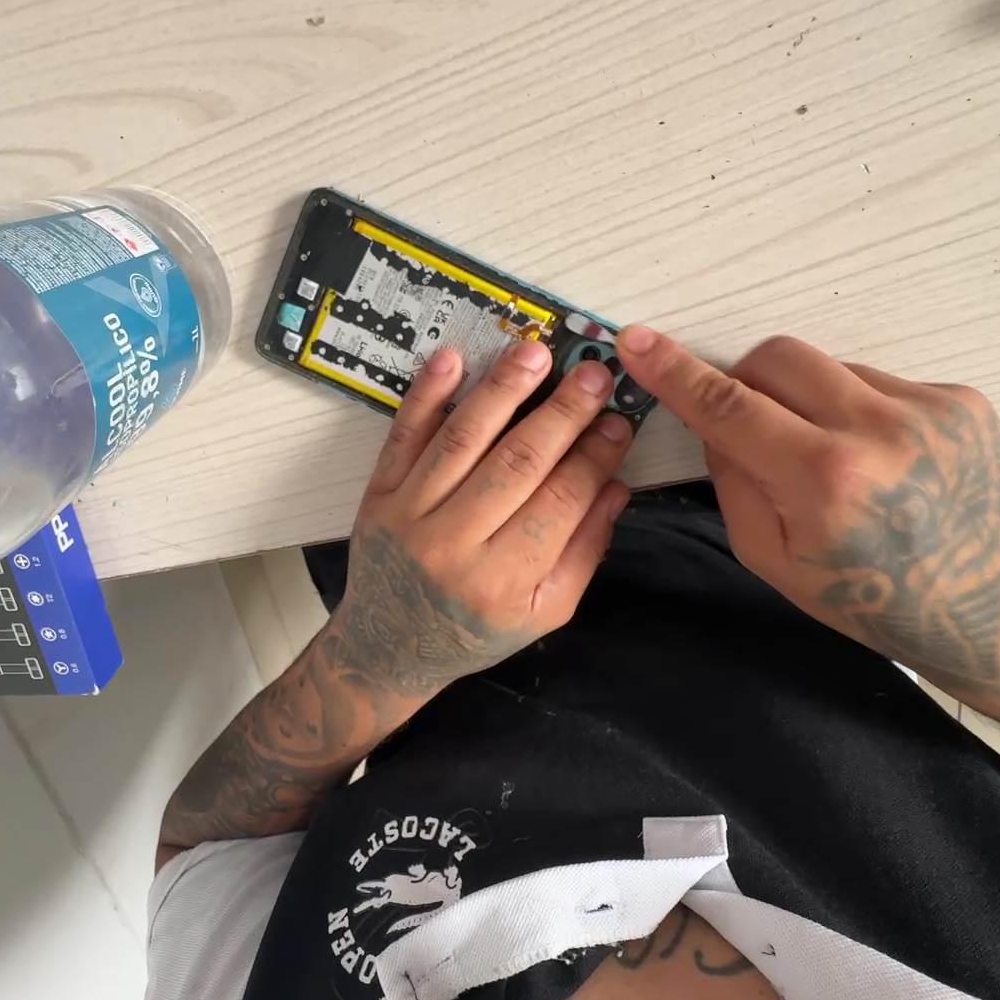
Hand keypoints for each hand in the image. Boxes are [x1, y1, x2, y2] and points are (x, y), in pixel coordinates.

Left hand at [332, 341, 635, 695]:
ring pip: (462, 439)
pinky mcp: (379, 494)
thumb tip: (616, 485)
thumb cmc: (473, 632)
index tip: (620, 421)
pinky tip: (451, 360)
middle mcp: (453, 544)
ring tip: (535, 353)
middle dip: (562, 413)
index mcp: (503, 581)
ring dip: (501, 390)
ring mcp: (409, 514)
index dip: (595, 456)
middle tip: (594, 374)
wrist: (388, 646)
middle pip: (517, 462)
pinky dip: (425, 396)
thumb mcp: (542, 613)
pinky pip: (403, 436)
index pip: (560, 501)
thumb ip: (583, 553)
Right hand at [614, 327, 999, 700]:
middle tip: (750, 427)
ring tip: (834, 462)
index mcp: (824, 481)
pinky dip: (852, 411)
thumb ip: (734, 483)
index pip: (727, 406)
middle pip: (776, 357)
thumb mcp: (774, 561)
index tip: (635, 340)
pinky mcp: (964, 400)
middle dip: (744, 380)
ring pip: (827, 368)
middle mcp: (881, 429)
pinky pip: (875, 382)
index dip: (674, 371)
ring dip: (804, 401)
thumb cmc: (872, 604)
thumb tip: (719, 424)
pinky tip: (879, 462)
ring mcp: (931, 408)